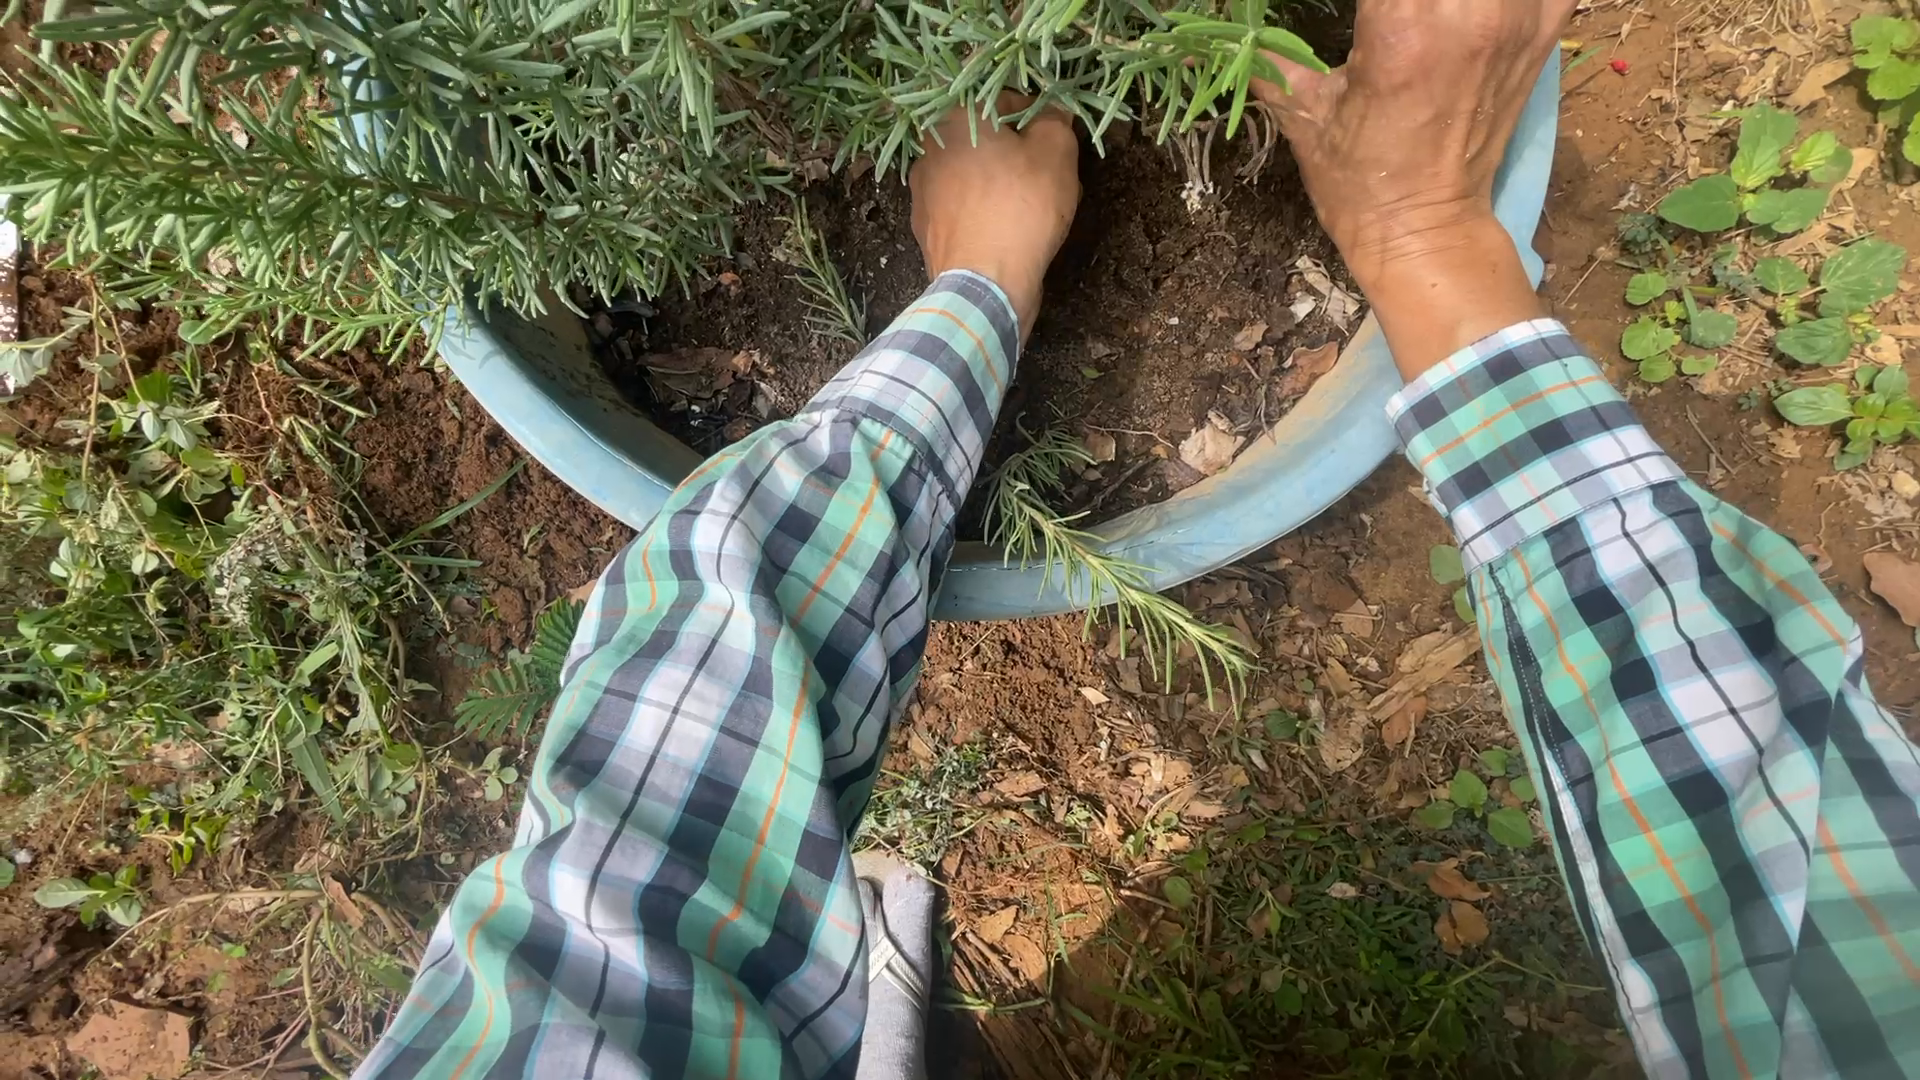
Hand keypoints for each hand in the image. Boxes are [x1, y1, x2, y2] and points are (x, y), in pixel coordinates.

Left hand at [910, 94, 1080, 342]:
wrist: (984, 287)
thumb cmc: (1020, 209)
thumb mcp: (1056, 152)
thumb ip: (1056, 119)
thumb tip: (1053, 111)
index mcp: (952, 117)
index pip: (1002, 98)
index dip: (1036, 116)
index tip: (1054, 139)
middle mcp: (927, 152)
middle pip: (983, 141)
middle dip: (1015, 155)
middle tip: (1045, 177)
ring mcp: (922, 197)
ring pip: (972, 179)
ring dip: (999, 187)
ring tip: (1030, 212)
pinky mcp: (927, 235)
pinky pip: (964, 215)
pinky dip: (984, 219)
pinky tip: (1008, 237)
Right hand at [1253, 0, 1575, 376]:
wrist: (1423, 228)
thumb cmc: (1355, 184)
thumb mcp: (1304, 120)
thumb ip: (1268, 62)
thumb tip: (1221, 40)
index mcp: (1402, 30)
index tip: (1364, 14)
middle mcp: (1469, 11)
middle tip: (1386, 14)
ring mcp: (1517, 11)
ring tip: (1418, 16)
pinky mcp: (1547, 19)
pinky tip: (1463, 13)